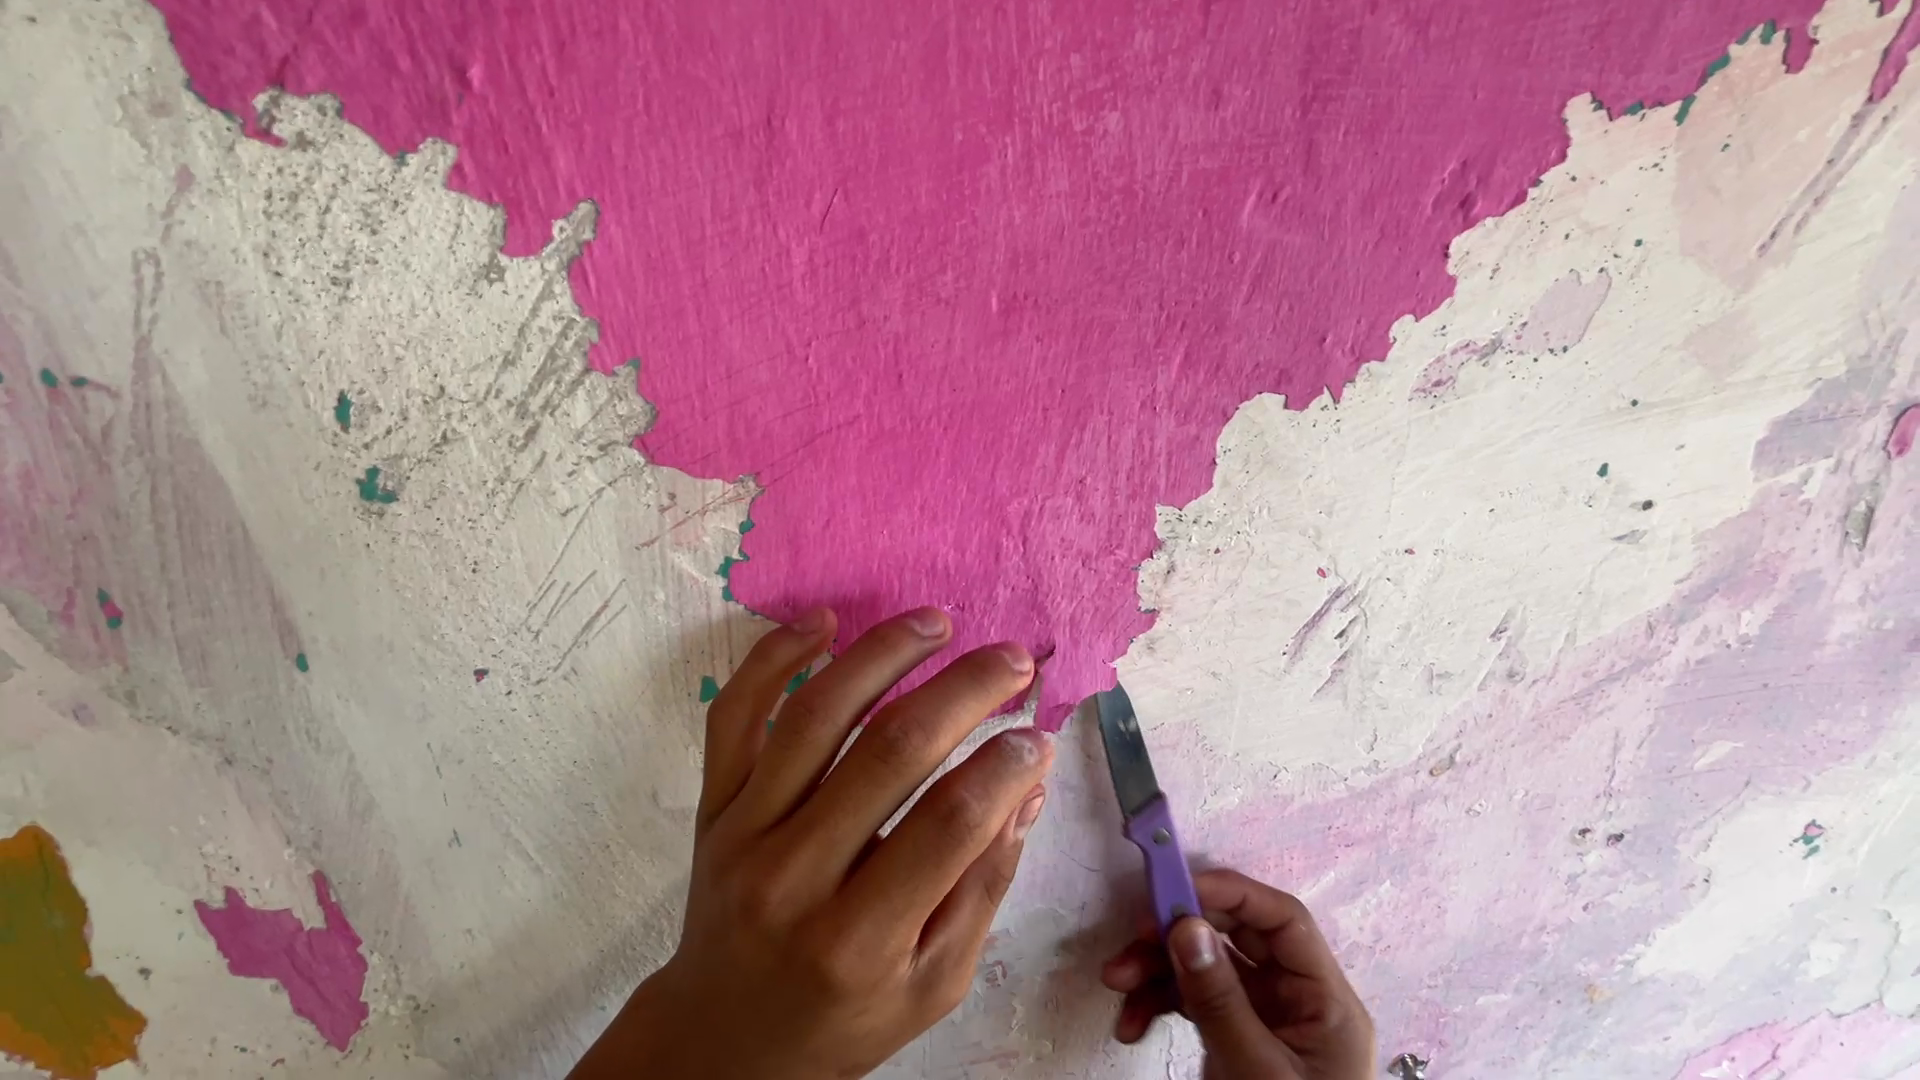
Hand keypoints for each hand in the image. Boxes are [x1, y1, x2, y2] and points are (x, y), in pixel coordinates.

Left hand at [570, 607, 1053, 1079]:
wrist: (722, 1034)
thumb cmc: (842, 1015)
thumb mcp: (932, 983)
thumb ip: (982, 887)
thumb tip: (1027, 787)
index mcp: (860, 939)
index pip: (948, 827)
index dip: (1003, 769)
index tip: (1038, 734)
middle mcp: (794, 876)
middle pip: (890, 753)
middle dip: (964, 693)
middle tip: (1013, 660)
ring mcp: (742, 830)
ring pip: (815, 716)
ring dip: (882, 655)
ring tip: (936, 622)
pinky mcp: (711, 803)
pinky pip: (735, 715)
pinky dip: (772, 658)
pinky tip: (822, 620)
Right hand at [1100, 870, 1374, 1079]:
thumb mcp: (1253, 1070)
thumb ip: (1220, 997)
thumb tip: (1187, 924)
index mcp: (1322, 1000)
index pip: (1282, 920)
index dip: (1231, 892)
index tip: (1175, 887)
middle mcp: (1294, 1000)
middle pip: (1233, 939)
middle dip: (1177, 935)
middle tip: (1132, 935)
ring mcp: (1263, 1019)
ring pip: (1204, 968)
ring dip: (1156, 971)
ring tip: (1117, 985)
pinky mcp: (1234, 1037)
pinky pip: (1192, 1001)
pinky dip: (1158, 1004)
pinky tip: (1130, 1023)